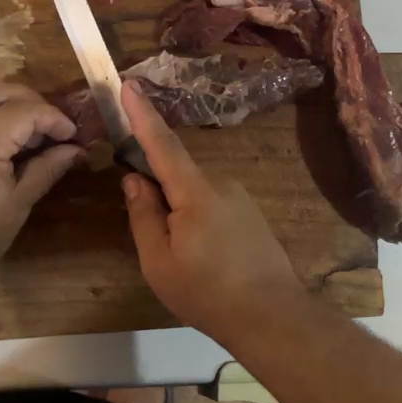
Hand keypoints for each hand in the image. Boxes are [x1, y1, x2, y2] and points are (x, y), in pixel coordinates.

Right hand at [119, 82, 311, 340]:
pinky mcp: (252, 216)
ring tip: (185, 264)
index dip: (142, 115)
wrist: (272, 317)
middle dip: (158, 196)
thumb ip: (143, 215)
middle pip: (177, 176)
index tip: (128, 85)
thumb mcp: (159, 261)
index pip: (162, 145)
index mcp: (195, 192)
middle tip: (154, 242)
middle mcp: (221, 185)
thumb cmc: (207, 292)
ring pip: (194, 196)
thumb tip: (135, 179)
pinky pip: (212, 209)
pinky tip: (205, 263)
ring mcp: (241, 200)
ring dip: (180, 217)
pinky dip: (198, 226)